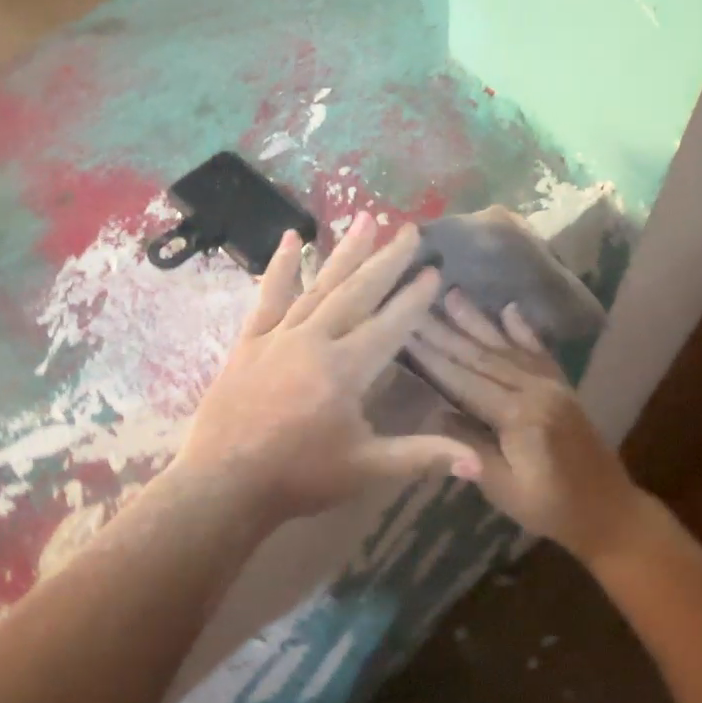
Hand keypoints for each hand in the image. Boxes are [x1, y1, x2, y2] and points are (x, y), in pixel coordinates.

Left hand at [174, 212, 480, 524]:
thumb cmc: (300, 476)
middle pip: (357, 292)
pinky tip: (291, 240)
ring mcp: (278, 337)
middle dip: (387, 261)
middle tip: (409, 230)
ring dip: (344, 253)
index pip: (391, 324)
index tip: (434, 269)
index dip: (414, 297)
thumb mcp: (367, 468)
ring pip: (319, 286)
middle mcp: (315, 341)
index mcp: (346, 369)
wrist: (224, 483)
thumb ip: (422, 456)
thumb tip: (478, 463)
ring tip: (364, 219)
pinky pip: (268, 297)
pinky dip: (280, 268)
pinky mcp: (249, 343)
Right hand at [406, 290, 648, 559]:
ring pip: (509, 348)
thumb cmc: (550, 508)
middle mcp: (536, 391)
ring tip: (453, 295)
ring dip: (479, 322)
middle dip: (447, 332)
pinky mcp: (564, 389)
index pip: (465, 380)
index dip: (433, 357)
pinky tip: (509, 311)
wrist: (608, 511)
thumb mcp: (503, 487)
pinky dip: (523, 331)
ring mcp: (553, 386)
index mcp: (518, 416)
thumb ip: (470, 447)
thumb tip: (437, 411)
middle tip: (416, 305)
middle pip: (484, 356)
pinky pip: (540, 353)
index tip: (405, 331)